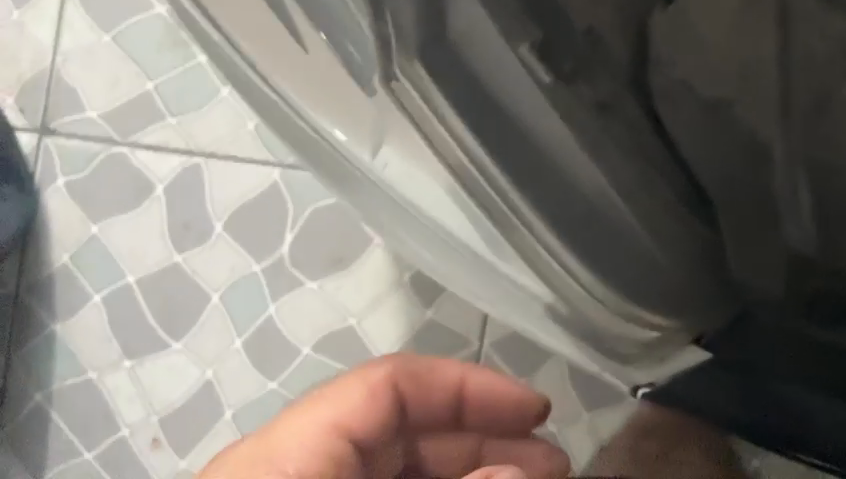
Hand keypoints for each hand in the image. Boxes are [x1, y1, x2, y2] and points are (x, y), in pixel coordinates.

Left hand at [198, 354, 571, 478]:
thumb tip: (522, 472)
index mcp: (281, 464)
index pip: (390, 386)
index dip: (473, 388)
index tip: (537, 415)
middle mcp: (281, 476)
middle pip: (401, 433)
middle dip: (484, 445)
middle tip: (553, 467)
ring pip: (394, 475)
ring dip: (468, 478)